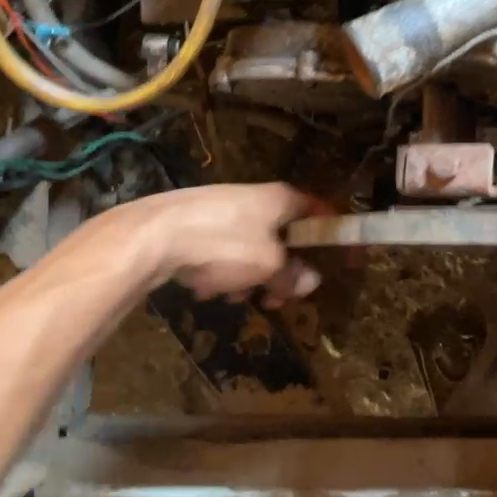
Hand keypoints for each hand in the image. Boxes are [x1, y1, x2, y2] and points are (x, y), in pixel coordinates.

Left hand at [99, 182, 331, 301]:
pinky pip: (223, 253)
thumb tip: (310, 280)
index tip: (344, 260)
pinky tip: (203, 287)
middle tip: (276, 298)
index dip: (335, 235)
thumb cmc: (224, 243)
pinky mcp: (197, 225)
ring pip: (252, 250)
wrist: (153, 235)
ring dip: (248, 278)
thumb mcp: (268, 264)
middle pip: (285, 237)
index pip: (321, 210)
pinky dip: (220, 273)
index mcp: (282, 198)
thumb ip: (292, 274)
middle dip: (282, 272)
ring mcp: (225, 210)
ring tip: (231, 295)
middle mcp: (257, 198)